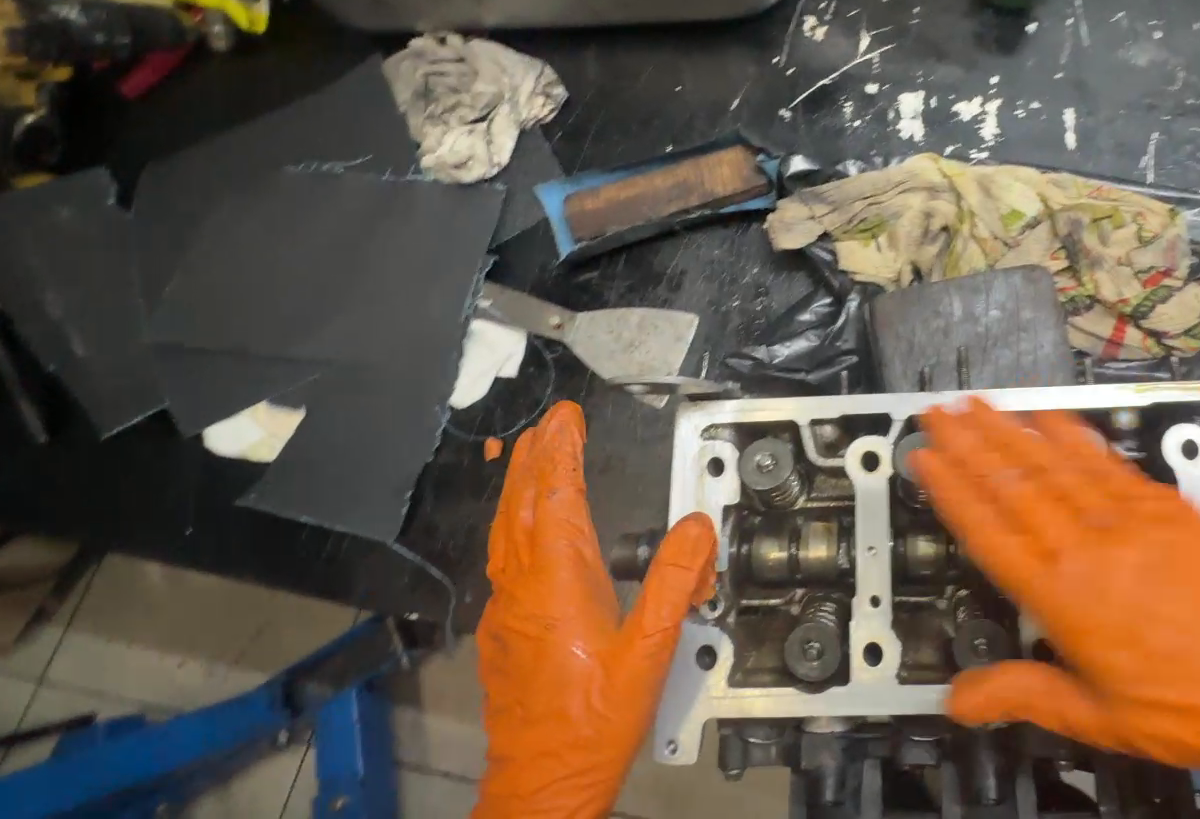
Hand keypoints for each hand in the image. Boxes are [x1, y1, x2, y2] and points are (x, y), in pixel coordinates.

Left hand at [475, 401, 715, 818]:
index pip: (556, 499)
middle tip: (547, 422)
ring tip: (529, 455)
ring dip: (519, 486)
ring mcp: (507, 608)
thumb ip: (674, 582)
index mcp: (558, 583)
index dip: (561, 451)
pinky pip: (505, 557)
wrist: (542, 782)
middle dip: (535, 457)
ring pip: (507, 530)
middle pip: (522, 505)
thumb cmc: (594, 722)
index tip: (566, 418)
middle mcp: (524, 588)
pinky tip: (525, 525)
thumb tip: (695, 526)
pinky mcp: (504, 629)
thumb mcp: (651, 650)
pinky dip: (516, 522)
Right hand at [915, 398, 1199, 818]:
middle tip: (940, 411)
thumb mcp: (1098, 716)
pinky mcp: (1167, 509)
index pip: (989, 529)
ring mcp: (1131, 521)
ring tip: (982, 403)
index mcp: (1065, 597)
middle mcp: (1092, 548)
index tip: (925, 458)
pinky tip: (1054, 418)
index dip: (950, 489)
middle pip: (1014, 483)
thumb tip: (963, 700)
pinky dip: (1074, 436)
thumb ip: (1022, 694)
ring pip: (1055, 464)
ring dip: (1012, 430)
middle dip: (970, 442)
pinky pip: (1108, 462)